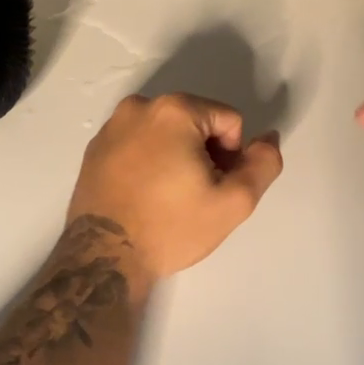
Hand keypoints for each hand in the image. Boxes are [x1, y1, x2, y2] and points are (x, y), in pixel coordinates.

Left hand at [68, 94, 283, 279]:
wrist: (105, 257)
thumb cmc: (171, 227)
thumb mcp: (234, 202)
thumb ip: (263, 164)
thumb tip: (269, 137)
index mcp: (173, 109)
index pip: (229, 121)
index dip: (232, 157)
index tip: (214, 188)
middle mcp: (138, 107)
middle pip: (196, 123)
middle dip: (205, 154)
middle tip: (194, 196)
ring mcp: (111, 127)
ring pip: (165, 134)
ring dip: (176, 158)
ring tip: (169, 199)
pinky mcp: (94, 149)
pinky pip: (137, 146)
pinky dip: (148, 163)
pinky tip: (144, 197)